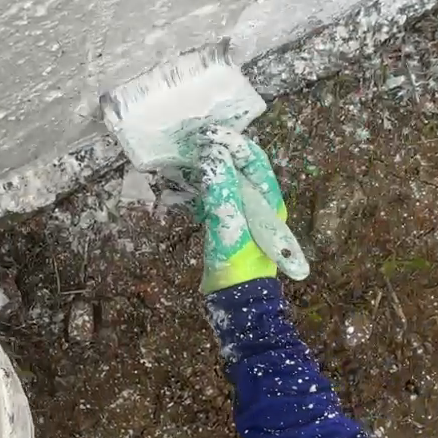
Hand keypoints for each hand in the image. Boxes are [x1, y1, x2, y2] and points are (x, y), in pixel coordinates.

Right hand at [189, 127, 305, 291]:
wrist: (235, 304)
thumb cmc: (237, 268)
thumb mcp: (229, 227)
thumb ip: (222, 190)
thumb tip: (212, 154)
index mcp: (267, 201)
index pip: (252, 159)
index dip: (231, 142)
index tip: (205, 133)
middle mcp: (256, 203)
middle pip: (234, 166)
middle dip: (211, 153)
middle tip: (186, 143)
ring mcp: (239, 214)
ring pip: (218, 181)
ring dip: (197, 172)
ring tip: (173, 164)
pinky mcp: (223, 225)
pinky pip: (207, 200)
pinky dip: (190, 193)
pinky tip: (170, 192)